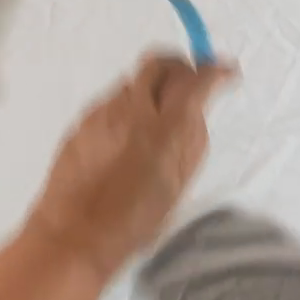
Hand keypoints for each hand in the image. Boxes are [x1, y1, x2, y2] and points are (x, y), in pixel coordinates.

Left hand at [25, 52, 236, 277]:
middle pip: (160, 62)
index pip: (197, 78)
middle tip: (191, 81)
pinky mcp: (80, 120)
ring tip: (156, 118)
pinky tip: (127, 136)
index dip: (216, 70)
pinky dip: (127, 107)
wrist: (73, 237)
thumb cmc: (134, 220)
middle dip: (181, 65)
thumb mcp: (179, 182)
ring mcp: (102, 111)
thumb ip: (191, 138)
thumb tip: (196, 108)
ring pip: (134, 81)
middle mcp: (132, 109)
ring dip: (152, 88)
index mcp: (165, 128)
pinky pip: (111, 100)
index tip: (226, 73)